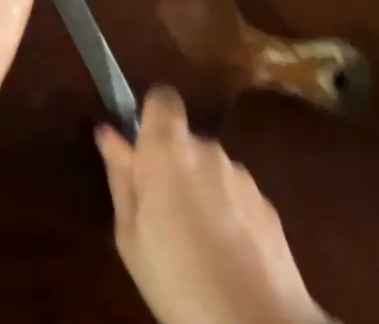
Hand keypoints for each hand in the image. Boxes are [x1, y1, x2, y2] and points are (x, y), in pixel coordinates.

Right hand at [98, 88, 327, 323]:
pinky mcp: (268, 206)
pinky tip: (223, 258)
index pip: (162, 100)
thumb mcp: (130, 235)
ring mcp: (243, 177)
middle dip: (171, 167)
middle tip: (158, 217)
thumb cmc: (176, 279)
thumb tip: (109, 136)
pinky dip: (226, 215)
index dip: (150, 117)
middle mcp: (208, 151)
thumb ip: (121, 178)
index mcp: (168, 151)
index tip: (140, 153)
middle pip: (184, 142)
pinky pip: (235, 197)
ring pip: (210, 171)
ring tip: (193, 246)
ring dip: (200, 193)